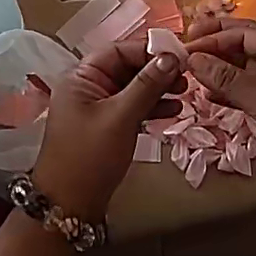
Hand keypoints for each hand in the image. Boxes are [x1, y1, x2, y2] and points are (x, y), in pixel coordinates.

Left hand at [29, 39, 182, 222]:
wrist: (69, 205)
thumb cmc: (90, 156)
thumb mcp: (120, 117)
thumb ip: (146, 86)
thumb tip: (171, 57)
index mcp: (81, 77)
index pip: (118, 51)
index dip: (148, 50)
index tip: (178, 54)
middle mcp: (88, 87)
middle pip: (126, 68)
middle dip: (156, 70)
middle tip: (186, 75)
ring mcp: (97, 108)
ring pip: (132, 88)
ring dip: (158, 89)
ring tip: (185, 92)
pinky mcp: (107, 126)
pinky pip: (132, 107)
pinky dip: (151, 107)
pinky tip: (174, 110)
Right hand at [182, 16, 255, 221]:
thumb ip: (227, 78)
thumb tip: (191, 58)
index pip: (243, 34)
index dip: (213, 37)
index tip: (185, 46)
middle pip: (242, 45)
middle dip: (213, 45)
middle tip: (183, 48)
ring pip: (241, 68)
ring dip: (216, 69)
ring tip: (189, 71)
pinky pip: (243, 91)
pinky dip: (225, 91)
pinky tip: (206, 96)